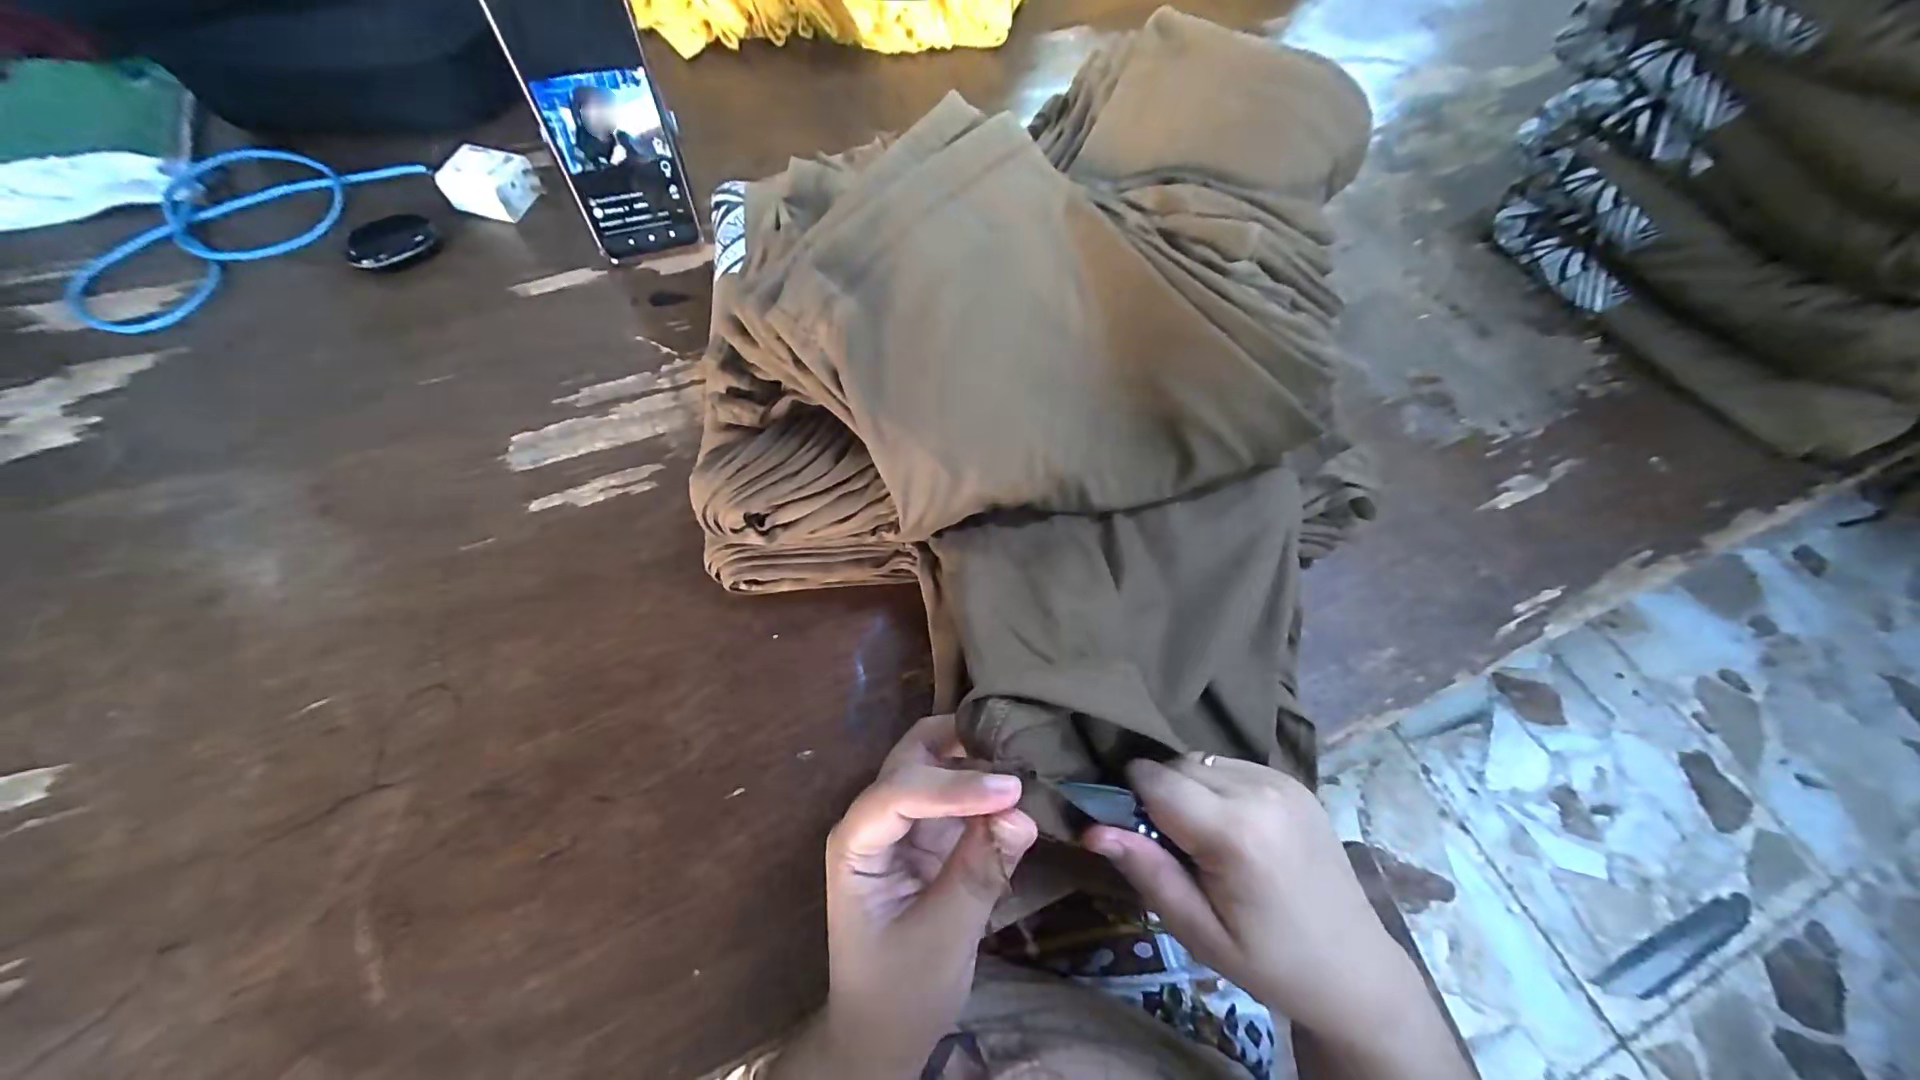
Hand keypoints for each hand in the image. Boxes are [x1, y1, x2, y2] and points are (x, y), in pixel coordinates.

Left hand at [774, 715, 1036, 1079]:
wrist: (885, 1031)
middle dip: (960, 744)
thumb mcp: (942, 940)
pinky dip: (989, 787)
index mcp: (857, 842)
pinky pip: (962, 795)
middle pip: (913, 756)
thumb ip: (979, 874)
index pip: (899, 793)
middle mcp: (877, 819)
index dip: (954, 786)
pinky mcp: (933, 836)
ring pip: (938, 763)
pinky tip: (1021, 789)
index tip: (1010, 791)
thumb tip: (1023, 815)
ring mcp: (906, 824)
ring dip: (978, 758)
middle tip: (1016, 745)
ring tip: (1027, 761)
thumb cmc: (899, 992)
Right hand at [1083, 756, 1428, 1044]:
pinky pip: (1228, 764)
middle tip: (1171, 845)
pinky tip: (1230, 824)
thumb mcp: (1198, 931)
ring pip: (1199, 759)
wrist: (1356, 969)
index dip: (1130, 799)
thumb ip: (1146, 871)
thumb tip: (1090, 829)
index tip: (1134, 833)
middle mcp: (1261, 792)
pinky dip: (1214, 785)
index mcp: (1236, 832)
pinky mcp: (1293, 780)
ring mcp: (1282, 781)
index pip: (1153, 779)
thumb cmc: (1269, 960)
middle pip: (1175, 765)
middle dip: (1159, 794)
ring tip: (1202, 836)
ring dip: (1186, 787)